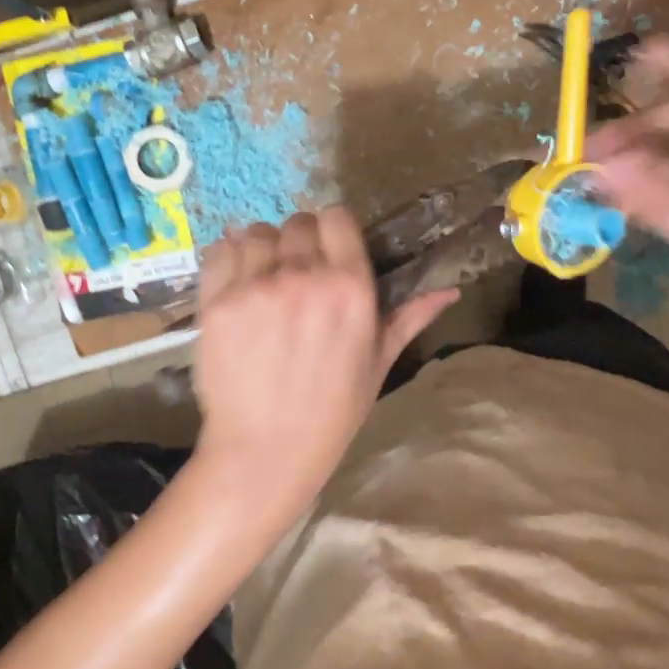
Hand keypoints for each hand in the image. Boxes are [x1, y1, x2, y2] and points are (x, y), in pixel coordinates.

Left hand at [192, 209, 455, 504]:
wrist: (266, 450)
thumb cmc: (331, 412)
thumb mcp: (377, 364)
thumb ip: (409, 318)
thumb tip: (450, 291)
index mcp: (350, 288)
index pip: (337, 218)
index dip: (332, 230)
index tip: (328, 250)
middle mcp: (304, 277)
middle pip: (297, 223)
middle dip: (298, 242)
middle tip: (295, 275)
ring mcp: (256, 287)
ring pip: (255, 233)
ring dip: (262, 251)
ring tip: (263, 283)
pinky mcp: (218, 302)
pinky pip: (219, 253)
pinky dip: (227, 260)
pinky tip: (237, 285)